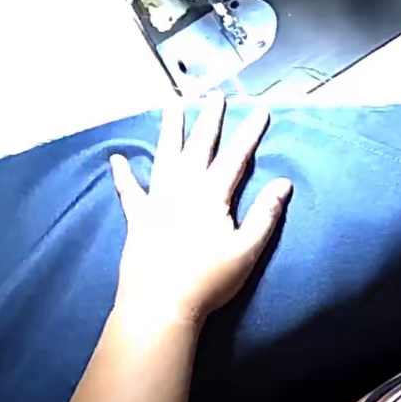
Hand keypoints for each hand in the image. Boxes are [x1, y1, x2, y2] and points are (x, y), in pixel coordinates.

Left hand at [109, 95, 292, 330]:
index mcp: (212, 196)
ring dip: (170, 129)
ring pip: (165, 156)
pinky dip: (124, 175)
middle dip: (209, 120)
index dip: (249, 133)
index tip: (260, 112)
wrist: (161, 305)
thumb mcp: (247, 249)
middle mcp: (183, 190)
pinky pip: (130, 191)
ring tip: (172, 104)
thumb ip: (266, 214)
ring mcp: (157, 202)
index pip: (235, 157)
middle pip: (198, 147)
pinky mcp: (138, 219)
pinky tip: (117, 159)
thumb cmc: (210, 280)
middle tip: (215, 96)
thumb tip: (283, 183)